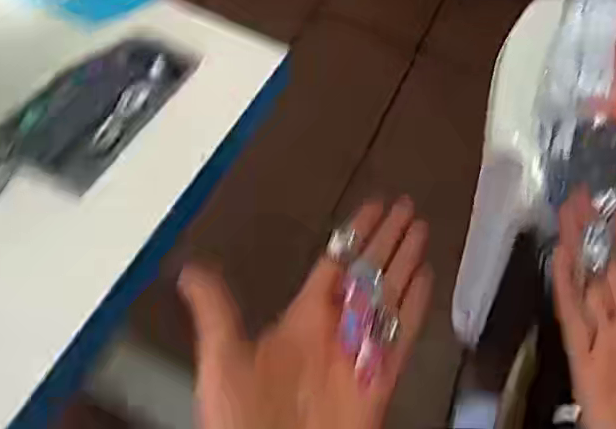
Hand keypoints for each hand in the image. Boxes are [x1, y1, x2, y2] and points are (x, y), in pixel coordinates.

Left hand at [180, 198, 433, 428]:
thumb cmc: (242, 420)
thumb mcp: (222, 356)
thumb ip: (214, 309)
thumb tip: (189, 271)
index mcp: (304, 318)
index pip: (337, 261)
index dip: (357, 232)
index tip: (375, 208)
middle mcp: (335, 330)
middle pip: (368, 272)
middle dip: (388, 239)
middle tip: (407, 208)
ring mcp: (358, 355)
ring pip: (388, 297)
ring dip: (405, 263)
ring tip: (421, 229)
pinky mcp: (377, 384)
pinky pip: (400, 339)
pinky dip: (415, 309)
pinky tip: (426, 279)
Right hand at [551, 197, 615, 428]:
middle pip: (611, 270)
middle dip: (596, 232)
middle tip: (582, 196)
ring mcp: (608, 345)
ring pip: (588, 285)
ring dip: (577, 248)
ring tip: (566, 213)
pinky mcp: (585, 364)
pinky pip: (572, 318)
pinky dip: (563, 285)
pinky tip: (558, 257)